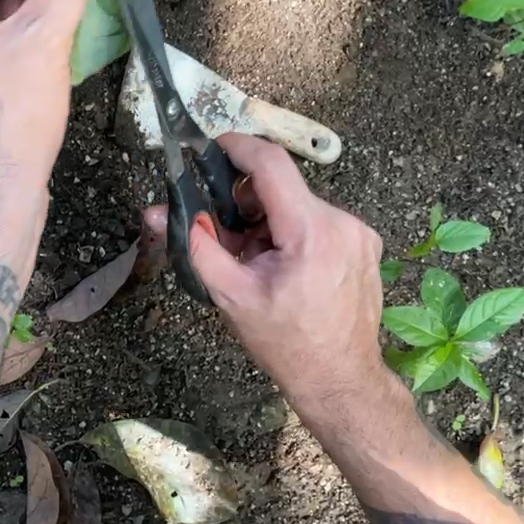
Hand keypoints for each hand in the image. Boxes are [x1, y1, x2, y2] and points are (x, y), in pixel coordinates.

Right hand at [184, 135, 388, 412]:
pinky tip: (279, 268)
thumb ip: (196, 245)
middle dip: (245, 204)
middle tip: (222, 234)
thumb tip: (160, 213)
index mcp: (311, 231)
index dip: (239, 147)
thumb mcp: (229, 294)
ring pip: (298, 207)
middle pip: (282, 189)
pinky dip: (289, 234)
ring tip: (252, 261)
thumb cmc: (283, 341)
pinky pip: (317, 223)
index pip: (272, 165)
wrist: (338, 377)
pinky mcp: (364, 244)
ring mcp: (359, 233)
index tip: (213, 146)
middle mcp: (343, 222)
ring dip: (267, 222)